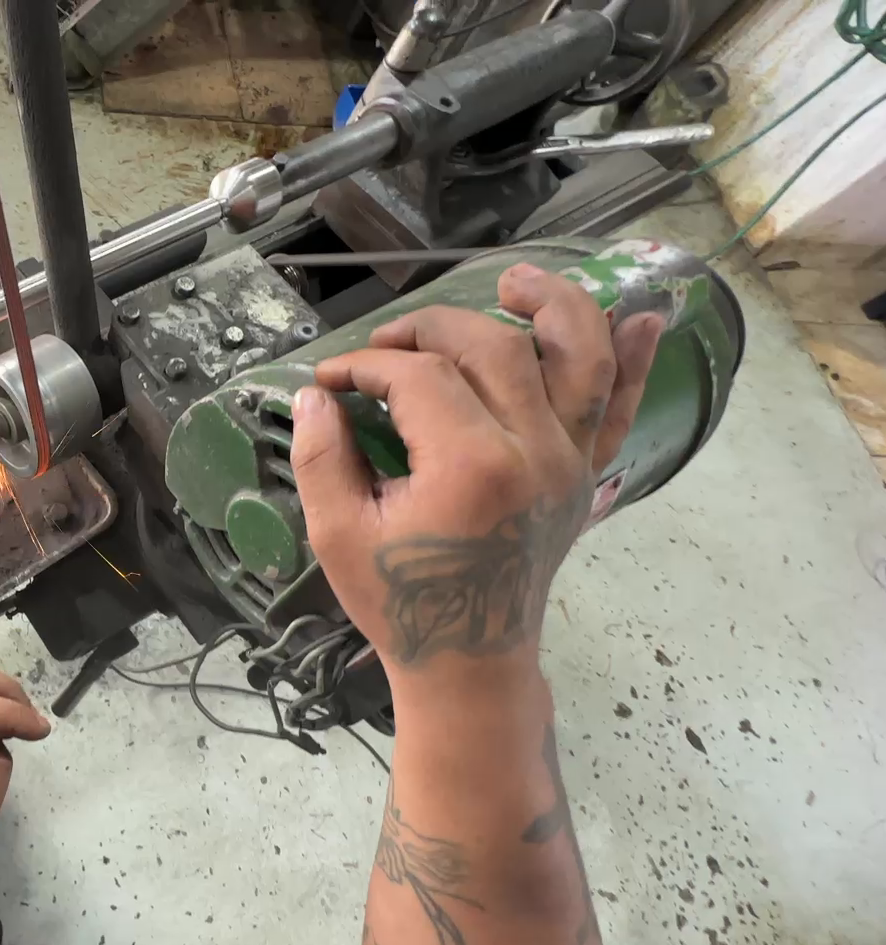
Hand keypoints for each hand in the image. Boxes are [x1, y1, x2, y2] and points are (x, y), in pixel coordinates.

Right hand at [289, 263, 662, 679]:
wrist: (466, 655)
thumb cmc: (395, 597)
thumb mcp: (334, 532)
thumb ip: (321, 457)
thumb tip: (312, 397)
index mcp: (468, 465)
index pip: (418, 378)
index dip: (364, 367)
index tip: (326, 380)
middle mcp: (534, 449)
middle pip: (493, 348)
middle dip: (429, 330)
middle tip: (380, 345)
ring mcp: (571, 459)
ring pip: (580, 355)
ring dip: (550, 305)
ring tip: (516, 278)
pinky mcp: (587, 473)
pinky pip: (620, 404)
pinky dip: (634, 357)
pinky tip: (642, 316)